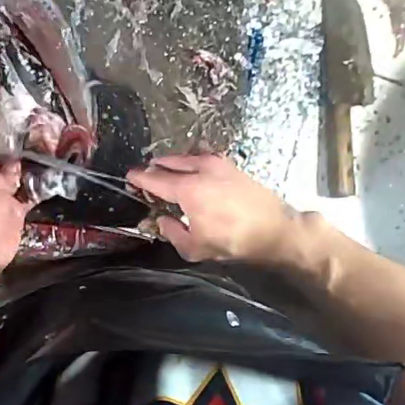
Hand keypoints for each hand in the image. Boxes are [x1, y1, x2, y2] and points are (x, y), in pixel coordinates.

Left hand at [0, 149, 31, 292]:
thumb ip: (3, 170)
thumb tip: (14, 164)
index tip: (15, 138)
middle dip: (13, 159)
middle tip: (36, 144)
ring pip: (13, 181)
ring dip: (26, 173)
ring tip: (45, 157)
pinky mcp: (12, 214)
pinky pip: (25, 198)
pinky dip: (35, 191)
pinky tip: (47, 178)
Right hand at [126, 153, 301, 264]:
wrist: (275, 229)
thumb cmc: (234, 241)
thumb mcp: (196, 248)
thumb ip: (172, 233)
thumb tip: (162, 221)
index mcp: (188, 189)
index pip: (155, 178)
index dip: (139, 178)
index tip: (129, 177)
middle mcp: (201, 170)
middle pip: (169, 162)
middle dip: (155, 167)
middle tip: (146, 175)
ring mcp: (218, 164)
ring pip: (187, 156)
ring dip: (173, 162)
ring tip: (166, 171)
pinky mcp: (232, 166)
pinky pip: (203, 157)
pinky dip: (191, 161)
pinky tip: (192, 170)